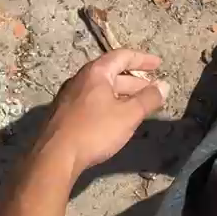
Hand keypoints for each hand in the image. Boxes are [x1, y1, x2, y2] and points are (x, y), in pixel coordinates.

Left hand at [32, 50, 168, 181]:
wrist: (52, 160)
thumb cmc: (94, 131)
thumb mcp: (129, 115)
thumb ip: (149, 99)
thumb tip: (164, 86)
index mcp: (96, 73)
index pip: (123, 56)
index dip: (143, 59)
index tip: (158, 64)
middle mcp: (80, 80)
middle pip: (111, 73)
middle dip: (134, 81)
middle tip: (151, 89)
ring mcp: (68, 97)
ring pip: (101, 89)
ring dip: (121, 94)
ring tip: (137, 105)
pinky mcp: (62, 115)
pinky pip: (91, 101)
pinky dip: (108, 104)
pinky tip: (114, 119)